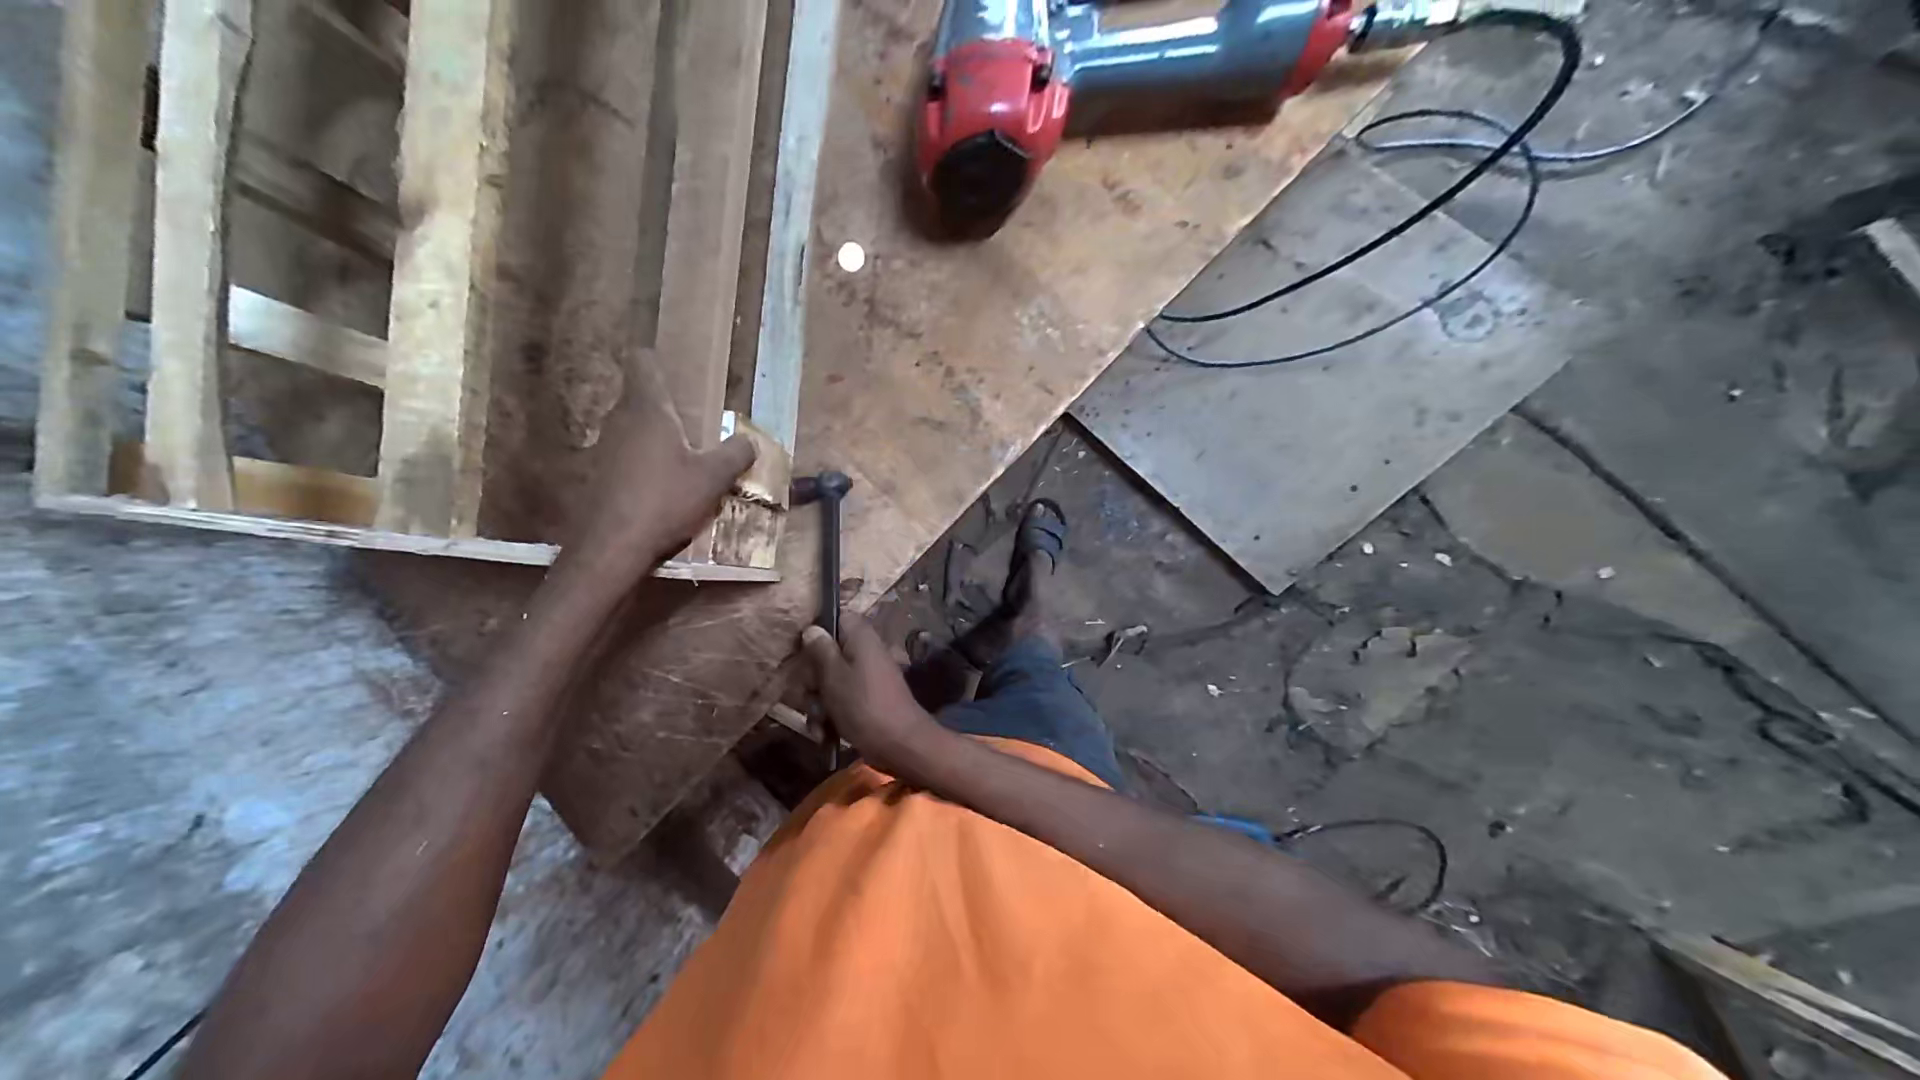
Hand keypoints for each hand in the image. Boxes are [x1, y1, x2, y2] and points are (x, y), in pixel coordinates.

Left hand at [565, 353, 756, 584]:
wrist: (611, 547)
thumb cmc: (665, 500)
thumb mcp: (713, 478)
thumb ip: (736, 454)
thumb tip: (750, 441)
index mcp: (648, 410)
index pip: (642, 363)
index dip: (655, 358)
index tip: (672, 366)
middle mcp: (618, 420)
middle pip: (638, 399)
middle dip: (663, 407)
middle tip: (692, 422)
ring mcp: (601, 449)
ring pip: (629, 431)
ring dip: (651, 439)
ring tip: (679, 460)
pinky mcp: (593, 477)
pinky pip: (621, 459)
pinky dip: (638, 466)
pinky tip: (657, 490)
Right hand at [802, 619, 948, 777]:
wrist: (900, 745)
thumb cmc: (863, 705)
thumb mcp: (833, 675)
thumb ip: (820, 650)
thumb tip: (812, 628)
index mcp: (860, 637)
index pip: (834, 619)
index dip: (815, 635)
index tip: (802, 654)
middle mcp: (864, 652)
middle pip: (826, 656)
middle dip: (812, 681)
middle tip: (812, 696)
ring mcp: (866, 677)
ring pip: (829, 682)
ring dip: (818, 705)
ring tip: (820, 725)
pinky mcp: (866, 700)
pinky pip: (840, 701)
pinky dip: (830, 718)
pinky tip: (825, 735)